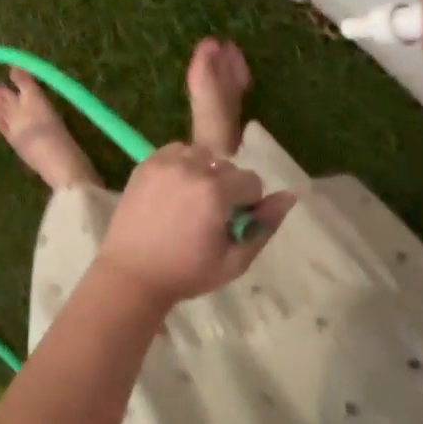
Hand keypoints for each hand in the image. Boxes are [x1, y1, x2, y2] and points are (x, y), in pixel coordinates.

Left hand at [95, 143, 293, 308]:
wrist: (133, 271)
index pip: (251, 181)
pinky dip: (180, 164)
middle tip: (211, 215)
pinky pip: (174, 151)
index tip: (233, 223)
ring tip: (193, 201)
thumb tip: (289, 196)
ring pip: (200, 153)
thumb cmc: (187, 272)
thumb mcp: (235, 259)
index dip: (249, 204)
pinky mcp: (144, 163)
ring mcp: (163, 162)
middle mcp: (189, 168)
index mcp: (214, 191)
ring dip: (204, 171)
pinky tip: (174, 191)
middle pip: (226, 165)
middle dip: (227, 186)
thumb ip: (264, 225)